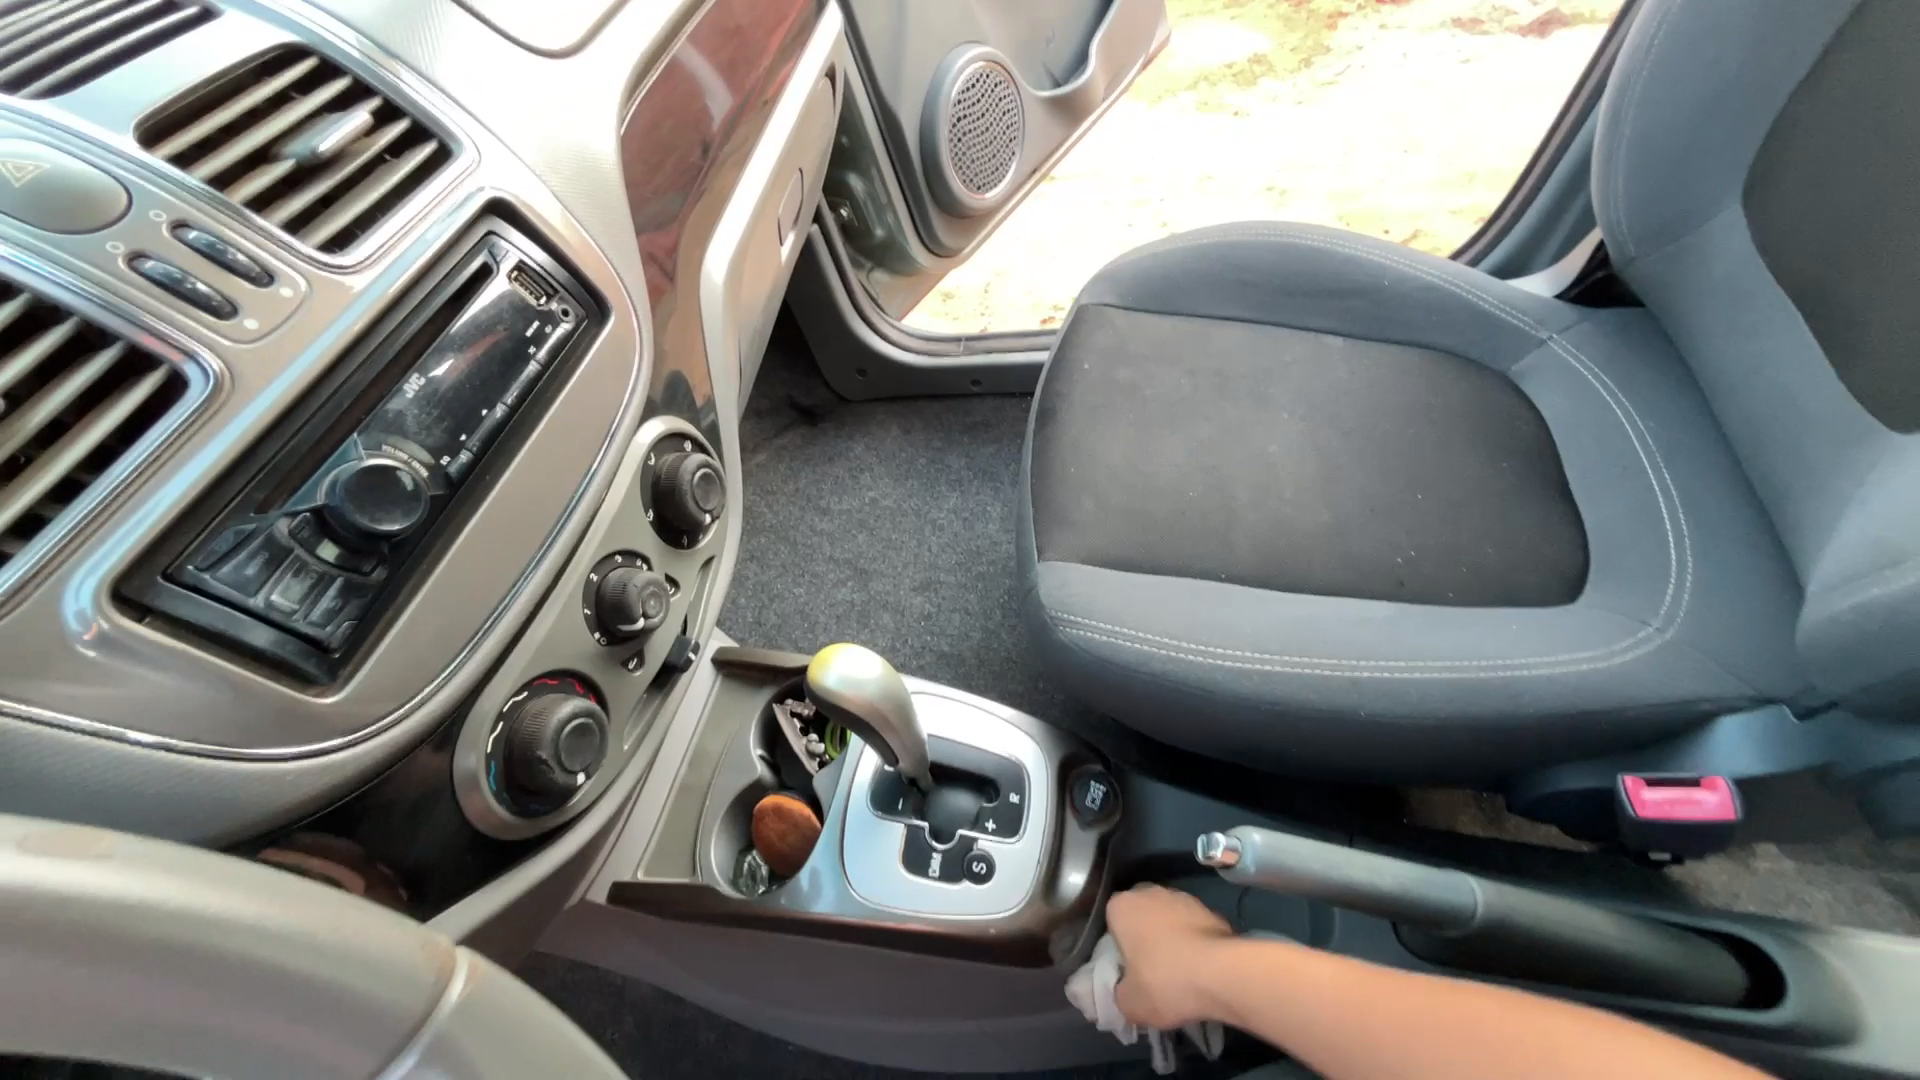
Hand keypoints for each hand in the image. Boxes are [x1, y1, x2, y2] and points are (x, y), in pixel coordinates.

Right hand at [1106, 884, 1234, 1028]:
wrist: (1222, 972)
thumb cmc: (1164, 981)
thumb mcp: (1130, 1003)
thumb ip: (1120, 994)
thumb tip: (1126, 992)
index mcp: (1122, 906)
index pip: (1112, 920)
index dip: (1120, 945)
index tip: (1130, 968)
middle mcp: (1149, 892)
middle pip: (1142, 915)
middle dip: (1146, 936)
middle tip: (1153, 970)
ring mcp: (1182, 897)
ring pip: (1170, 918)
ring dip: (1173, 937)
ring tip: (1182, 972)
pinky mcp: (1211, 909)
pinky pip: (1195, 927)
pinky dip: (1196, 943)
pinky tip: (1203, 969)